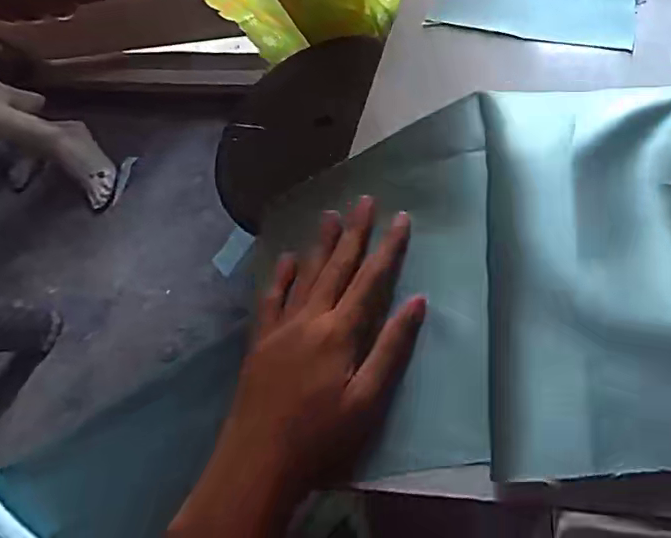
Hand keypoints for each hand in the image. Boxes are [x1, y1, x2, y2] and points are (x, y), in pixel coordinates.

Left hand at [168, 197, 426, 537]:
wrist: (252, 471)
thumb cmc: (319, 439)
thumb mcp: (366, 401)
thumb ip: (392, 347)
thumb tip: (418, 300)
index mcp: (338, 332)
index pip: (371, 279)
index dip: (389, 247)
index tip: (402, 218)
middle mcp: (309, 320)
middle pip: (337, 267)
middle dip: (354, 232)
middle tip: (365, 199)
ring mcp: (280, 330)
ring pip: (305, 276)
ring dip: (321, 244)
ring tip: (330, 214)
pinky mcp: (259, 345)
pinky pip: (271, 301)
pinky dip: (281, 277)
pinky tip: (287, 259)